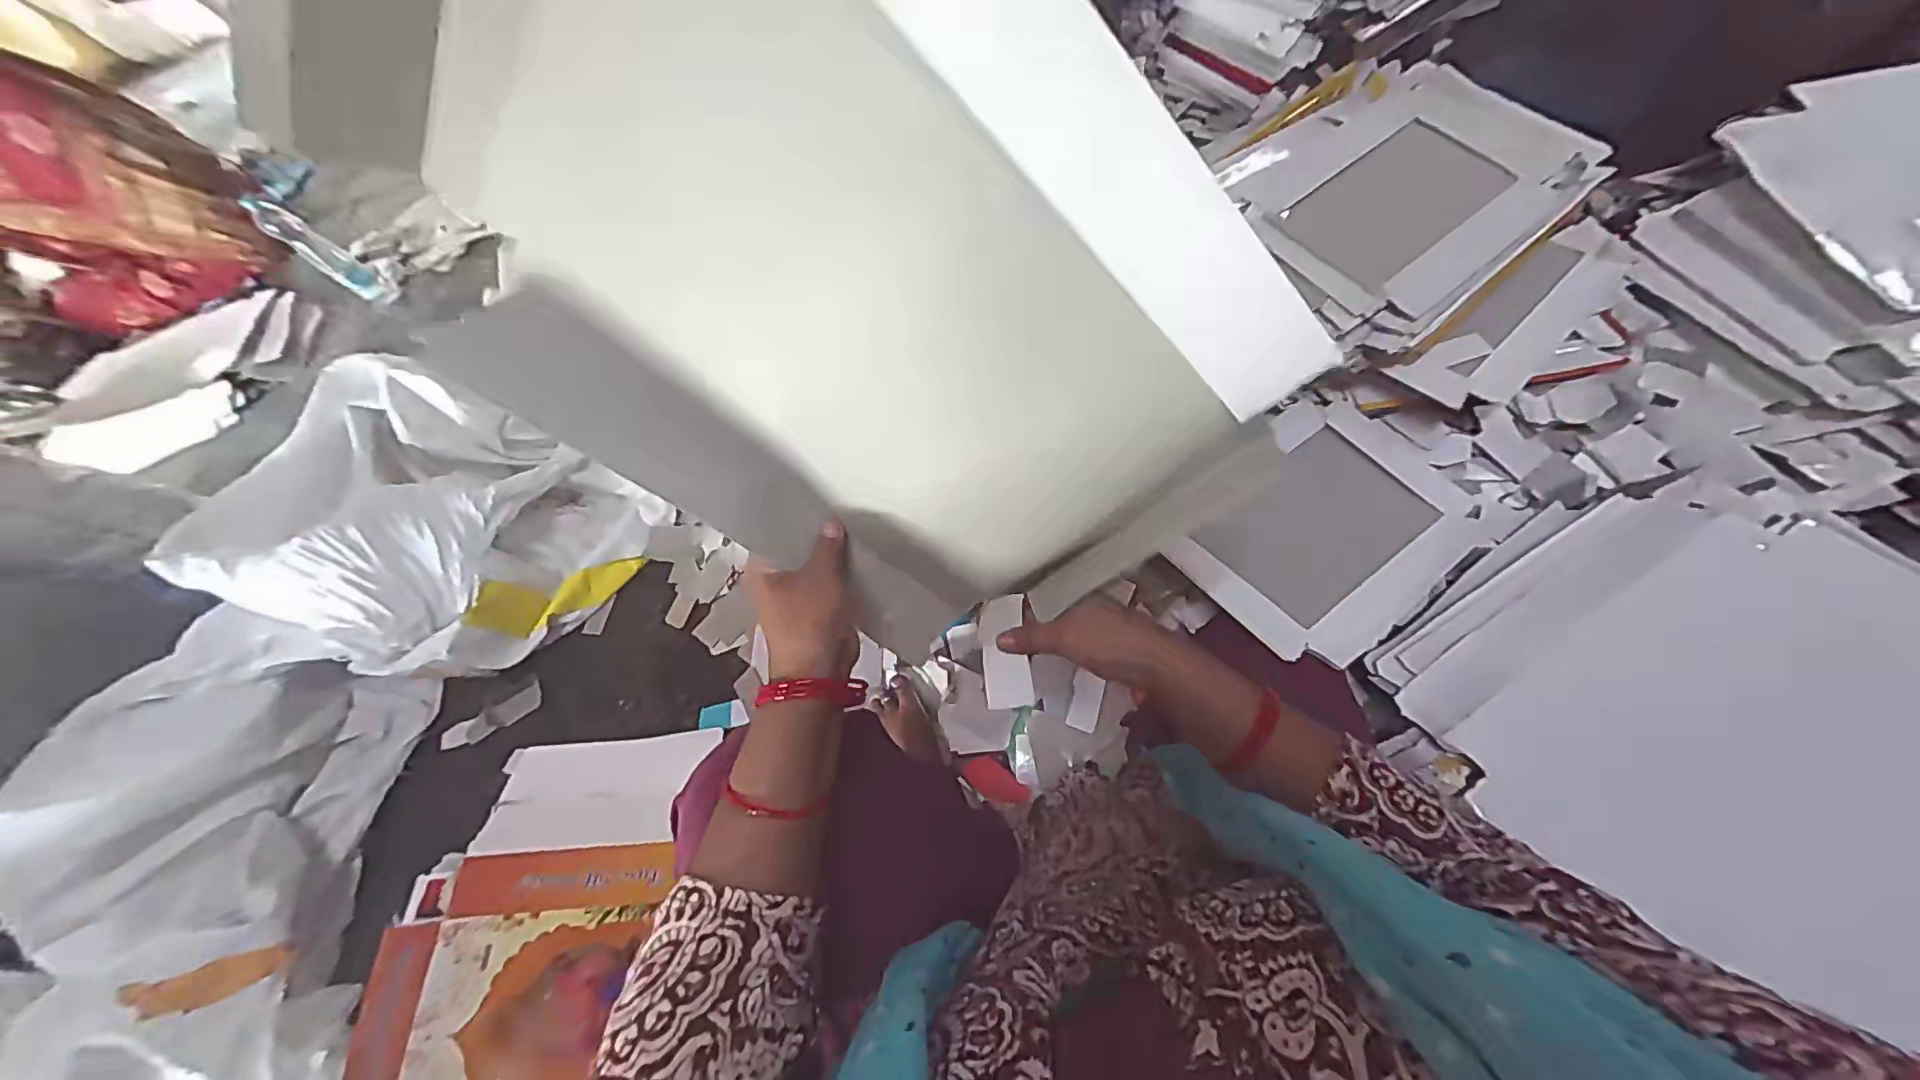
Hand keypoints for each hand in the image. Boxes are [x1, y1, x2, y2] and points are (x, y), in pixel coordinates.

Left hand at [743, 519, 857, 680]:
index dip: (791, 518)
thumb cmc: (809, 623)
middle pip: (793, 550)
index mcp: (759, 571)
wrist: (820, 671)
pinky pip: (825, 584)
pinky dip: (836, 576)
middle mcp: (771, 582)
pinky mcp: (813, 609)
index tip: (811, 502)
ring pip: (811, 567)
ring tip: (846, 530)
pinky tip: (852, 559)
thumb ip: (828, 546)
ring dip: (827, 557)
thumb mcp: (821, 576)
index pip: (771, 533)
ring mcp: (792, 597)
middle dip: (814, 537)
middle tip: (833, 512)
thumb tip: (831, 523)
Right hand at [994, 599, 1176, 690]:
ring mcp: (1123, 637)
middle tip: (1031, 650)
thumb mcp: (1064, 639)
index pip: (1058, 603)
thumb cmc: (1112, 645)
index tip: (1020, 630)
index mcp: (1090, 602)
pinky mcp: (1133, 659)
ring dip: (1076, 652)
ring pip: (1091, 641)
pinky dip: (1091, 667)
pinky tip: (1083, 677)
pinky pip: (1103, 660)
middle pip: (1074, 622)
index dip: (1039, 614)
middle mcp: (1107, 615)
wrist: (1162, 670)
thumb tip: (1000, 638)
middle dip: (1056, 633)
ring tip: (1053, 666)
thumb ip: (1034, 638)